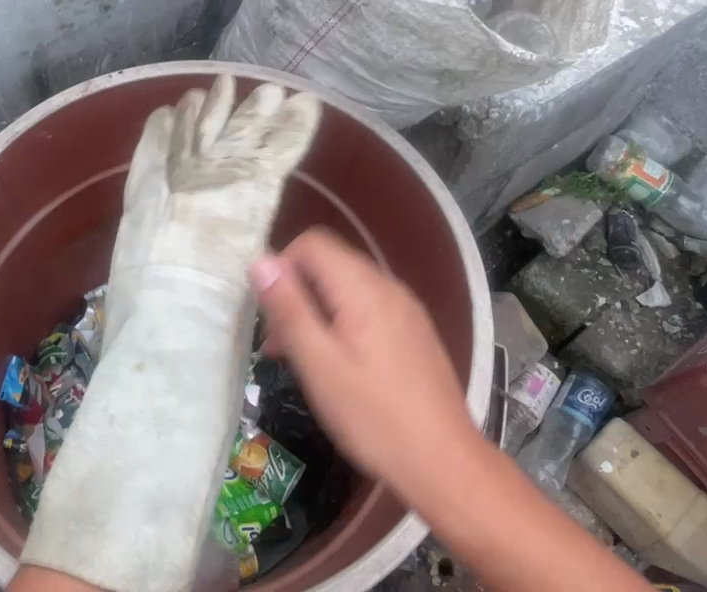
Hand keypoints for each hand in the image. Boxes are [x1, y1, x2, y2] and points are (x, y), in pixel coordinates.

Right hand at [250, 227, 477, 489]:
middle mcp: (388, 287)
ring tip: (301, 360)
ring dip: (316, 312)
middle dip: (296, 293)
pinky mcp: (413, 332)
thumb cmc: (374, 417)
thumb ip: (290, 309)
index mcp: (364, 288)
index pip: (312, 243)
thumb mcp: (320, 366)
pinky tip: (335, 367)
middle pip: (329, 263)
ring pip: (346, 288)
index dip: (281, 266)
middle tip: (278, 345)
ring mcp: (405, 309)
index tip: (268, 312)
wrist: (444, 464)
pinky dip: (341, 324)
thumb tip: (261, 260)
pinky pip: (367, 309)